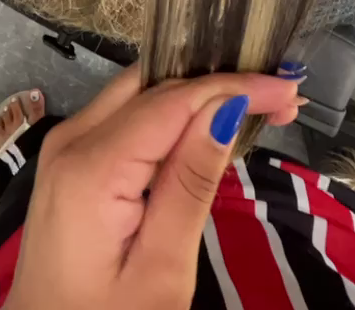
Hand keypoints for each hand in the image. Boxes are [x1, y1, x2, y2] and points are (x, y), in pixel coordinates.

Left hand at [2, 66, 301, 309]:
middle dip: (220, 83)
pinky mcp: (74, 155)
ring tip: (258, 105)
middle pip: (155, 85)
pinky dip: (173, 113)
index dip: (232, 87)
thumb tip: (226, 109)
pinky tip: (210, 123)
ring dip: (199, 94)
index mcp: (91, 165)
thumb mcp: (160, 270)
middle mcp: (73, 137)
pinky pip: (129, 114)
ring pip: (142, 92)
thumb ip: (191, 183)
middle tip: (280, 98)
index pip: (173, 101)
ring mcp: (69, 142)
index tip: (286, 89)